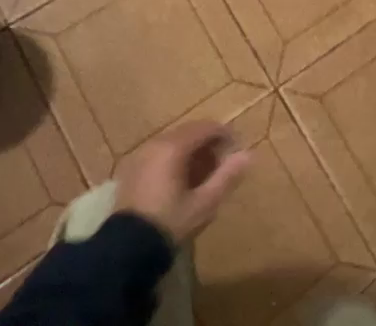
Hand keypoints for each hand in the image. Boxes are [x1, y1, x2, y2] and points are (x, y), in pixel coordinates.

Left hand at [114, 120, 250, 243]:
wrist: (127, 247)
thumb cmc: (170, 222)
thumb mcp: (204, 204)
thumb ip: (226, 177)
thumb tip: (248, 155)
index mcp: (173, 147)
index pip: (205, 127)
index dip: (224, 134)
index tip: (237, 149)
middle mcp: (155, 143)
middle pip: (188, 131)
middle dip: (208, 143)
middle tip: (222, 164)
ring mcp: (140, 154)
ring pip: (172, 141)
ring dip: (191, 150)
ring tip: (203, 174)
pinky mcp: (131, 168)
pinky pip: (158, 152)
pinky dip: (173, 157)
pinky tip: (180, 180)